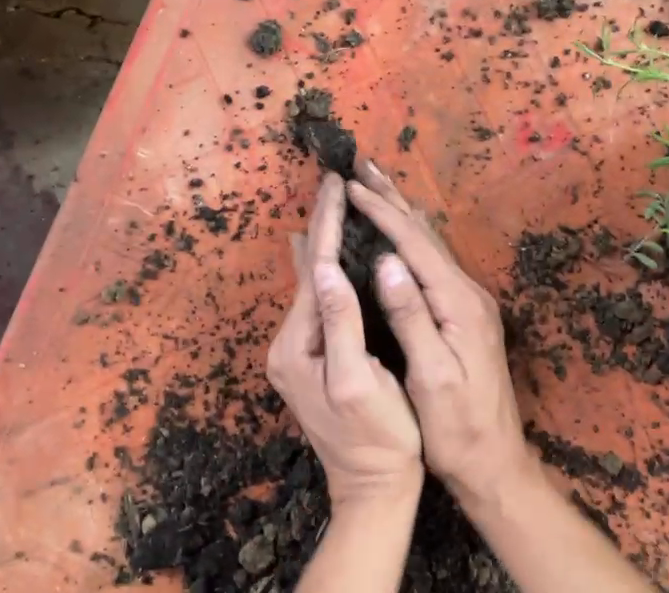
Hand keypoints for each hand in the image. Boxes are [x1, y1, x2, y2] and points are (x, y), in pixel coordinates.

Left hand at [267, 172, 422, 514]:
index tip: (337, 182)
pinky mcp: (314, 357)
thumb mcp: (357, 382)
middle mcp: (290, 344)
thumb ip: (340, 324)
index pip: (314, 269)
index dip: (327, 223)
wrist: (375, 489)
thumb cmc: (378, 438)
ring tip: (329, 204)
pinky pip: (321, 299)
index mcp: (298, 346)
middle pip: (309, 270)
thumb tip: (325, 267)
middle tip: (332, 179)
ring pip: (313, 282)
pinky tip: (319, 255)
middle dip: (322, 224)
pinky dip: (326, 268)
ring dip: (322, 241)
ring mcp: (300, 352)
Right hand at [347, 159, 536, 510]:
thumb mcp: (433, 377)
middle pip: (426, 235)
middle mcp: (468, 293)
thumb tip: (388, 261)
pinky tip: (399, 234)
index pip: (416, 245)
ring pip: (429, 245)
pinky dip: (409, 239)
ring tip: (376, 186)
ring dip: (401, 213)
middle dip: (393, 198)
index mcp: (460, 303)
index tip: (350, 187)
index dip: (382, 213)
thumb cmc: (458, 429)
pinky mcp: (464, 315)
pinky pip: (431, 262)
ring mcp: (469, 303)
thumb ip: (413, 317)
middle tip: (364, 164)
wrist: (495, 463)